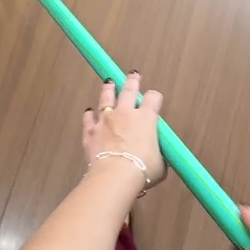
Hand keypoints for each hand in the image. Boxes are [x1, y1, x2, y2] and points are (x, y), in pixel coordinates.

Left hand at [81, 72, 165, 191]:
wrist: (115, 175)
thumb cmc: (142, 170)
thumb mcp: (160, 164)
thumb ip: (159, 155)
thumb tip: (158, 159)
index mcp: (146, 118)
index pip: (153, 98)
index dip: (155, 97)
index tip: (155, 99)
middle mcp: (126, 113)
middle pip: (129, 90)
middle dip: (132, 81)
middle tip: (133, 74)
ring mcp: (106, 120)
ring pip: (106, 98)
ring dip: (108, 90)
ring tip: (109, 82)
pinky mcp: (91, 131)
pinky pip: (88, 118)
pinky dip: (89, 114)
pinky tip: (89, 112)